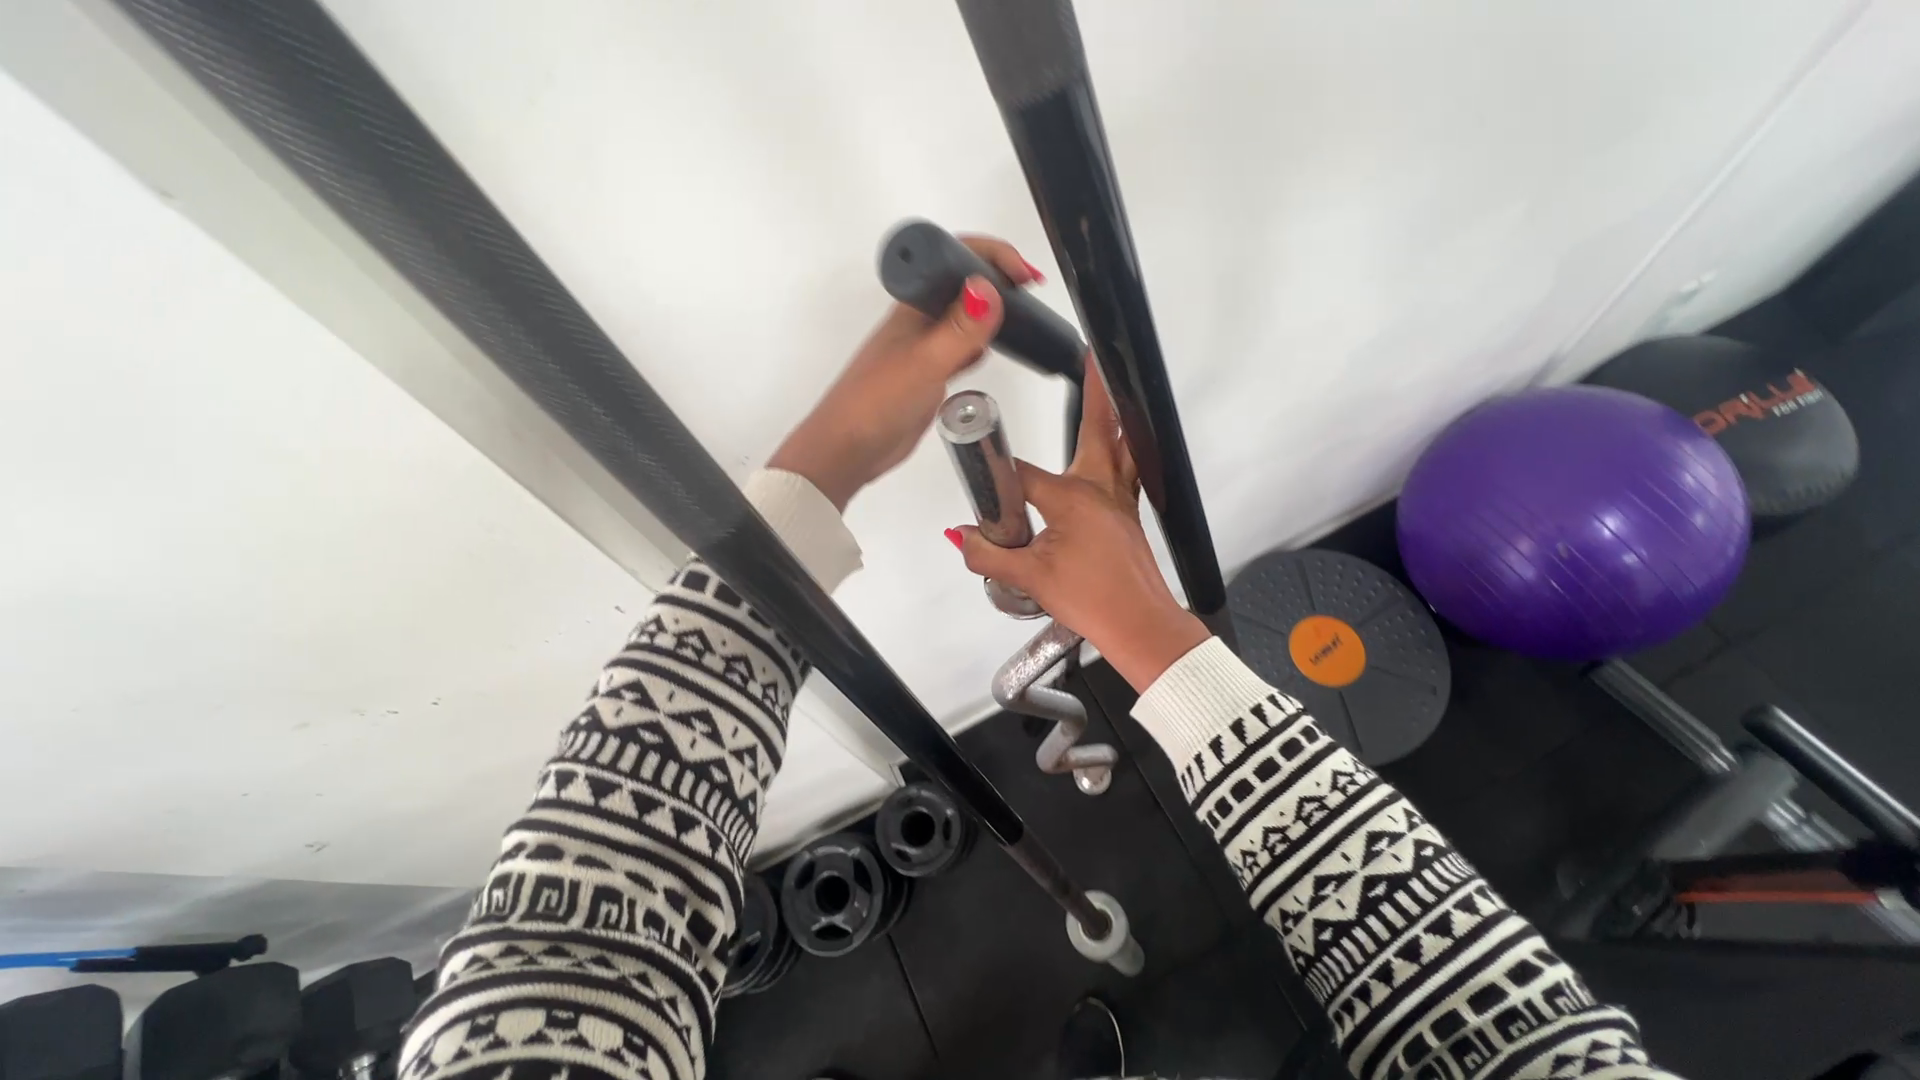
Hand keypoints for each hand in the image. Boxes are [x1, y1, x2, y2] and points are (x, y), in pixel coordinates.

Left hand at [767, 236, 1042, 509]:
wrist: (848, 449)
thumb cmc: (875, 403)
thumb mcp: (925, 363)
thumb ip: (959, 330)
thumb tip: (988, 290)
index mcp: (914, 305)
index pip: (956, 258)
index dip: (993, 257)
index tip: (1025, 276)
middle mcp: (919, 320)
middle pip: (963, 283)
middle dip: (997, 279)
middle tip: (1032, 292)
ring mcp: (924, 347)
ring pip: (964, 317)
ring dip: (991, 312)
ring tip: (1022, 319)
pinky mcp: (928, 373)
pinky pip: (960, 349)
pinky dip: (979, 346)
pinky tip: (990, 354)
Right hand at [951, 360, 1209, 691]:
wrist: (1140, 625)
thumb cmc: (1095, 600)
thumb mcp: (1029, 579)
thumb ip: (988, 554)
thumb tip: (961, 538)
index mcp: (1073, 497)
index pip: (1022, 475)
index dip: (998, 477)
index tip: (980, 476)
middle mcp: (1101, 490)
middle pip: (1097, 430)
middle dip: (1094, 392)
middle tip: (1092, 358)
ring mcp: (1120, 501)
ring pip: (1121, 445)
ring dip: (1115, 415)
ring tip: (1113, 389)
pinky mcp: (1129, 517)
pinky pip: (1128, 470)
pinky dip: (1124, 449)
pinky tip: (1121, 450)